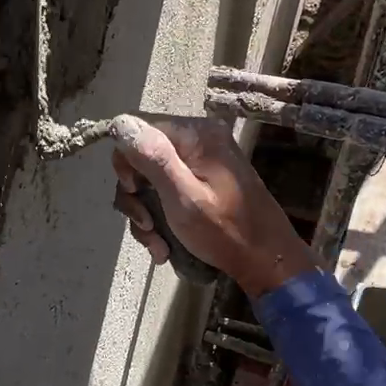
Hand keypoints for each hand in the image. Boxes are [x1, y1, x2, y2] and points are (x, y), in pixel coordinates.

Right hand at [110, 114, 318, 296]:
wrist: (266, 262)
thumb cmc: (227, 232)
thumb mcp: (183, 197)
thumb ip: (153, 158)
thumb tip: (120, 124)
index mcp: (197, 135)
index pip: (138, 131)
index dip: (127, 165)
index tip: (136, 195)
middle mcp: (197, 141)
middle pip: (140, 158)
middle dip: (136, 198)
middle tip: (147, 227)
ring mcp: (199, 163)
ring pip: (148, 181)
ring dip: (145, 215)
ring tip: (159, 244)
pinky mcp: (200, 182)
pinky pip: (163, 193)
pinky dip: (158, 219)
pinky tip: (165, 244)